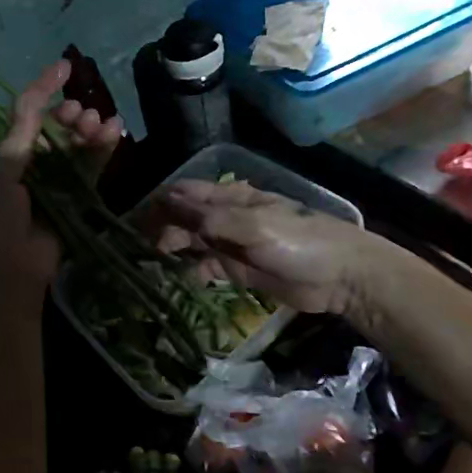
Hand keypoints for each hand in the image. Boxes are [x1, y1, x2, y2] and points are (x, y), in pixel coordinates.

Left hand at [0, 60, 124, 300]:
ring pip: (77, 146)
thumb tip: (36, 97)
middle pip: (56, 129)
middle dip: (72, 115)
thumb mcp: (2, 168)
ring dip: (90, 131)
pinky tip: (115, 134)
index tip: (65, 67)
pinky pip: (91, 168)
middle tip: (84, 113)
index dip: (44, 88)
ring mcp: (56, 181)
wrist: (9, 270)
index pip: (27, 112)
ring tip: (104, 123)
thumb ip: (21, 133)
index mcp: (6, 153)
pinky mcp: (76, 198)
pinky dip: (102, 150)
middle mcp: (31, 163)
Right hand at [151, 179, 380, 314]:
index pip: (186, 193)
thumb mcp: (254, 226)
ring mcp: (233, 244)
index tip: (131, 221)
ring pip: (192, 243)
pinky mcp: (239, 270)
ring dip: (171, 250)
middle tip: (134, 250)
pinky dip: (190, 271)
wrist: (340, 277)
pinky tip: (176, 279)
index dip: (160, 203)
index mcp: (232, 197)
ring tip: (146, 265)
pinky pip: (207, 267)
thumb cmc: (300, 242)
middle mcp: (228, 217)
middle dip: (160, 229)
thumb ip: (211, 218)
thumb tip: (167, 201)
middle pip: (185, 219)